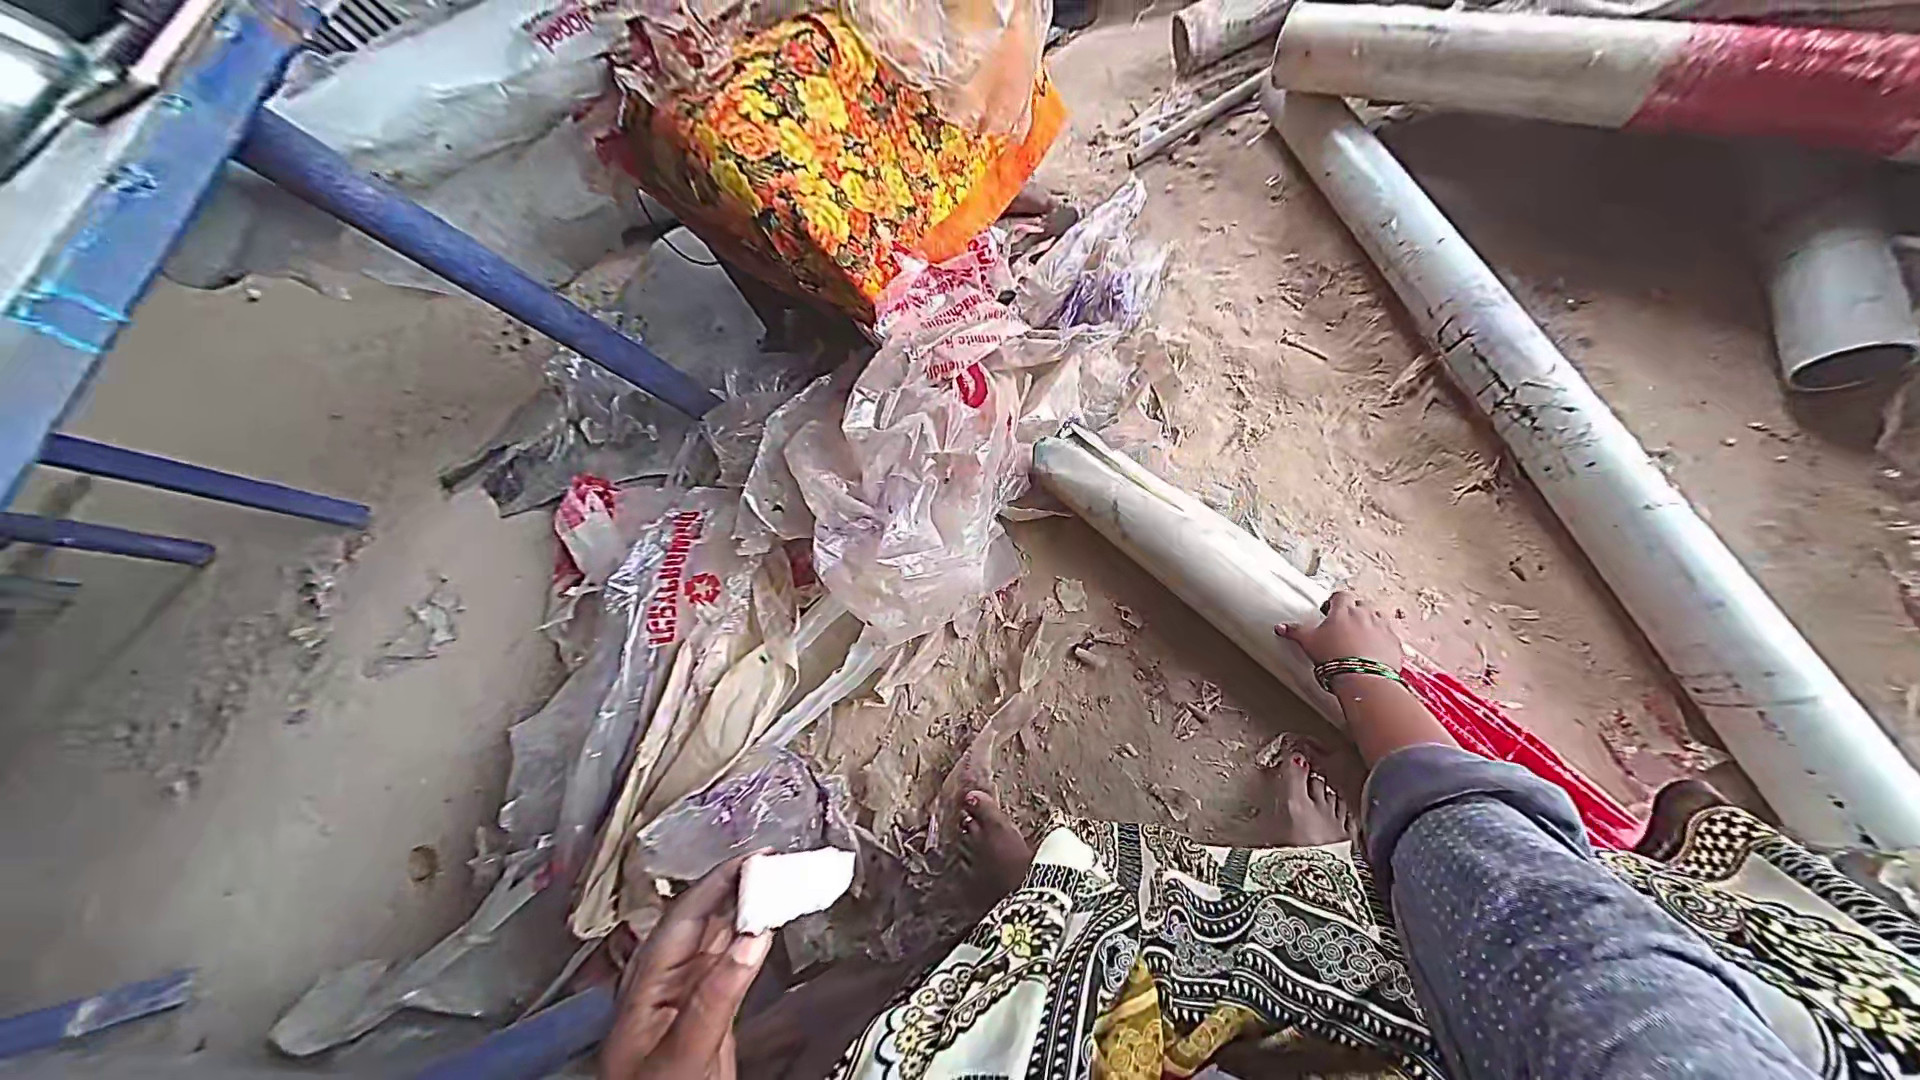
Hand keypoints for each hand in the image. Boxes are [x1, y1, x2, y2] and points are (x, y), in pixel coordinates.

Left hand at [599, 854, 773, 1079]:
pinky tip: (772, 920)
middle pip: (701, 918)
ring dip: (748, 905)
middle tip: (778, 862)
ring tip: (781, 879)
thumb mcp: (684, 1059)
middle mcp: (663, 980)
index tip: (759, 857)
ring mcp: (686, 994)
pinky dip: (753, 934)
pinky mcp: (709, 1009)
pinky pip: (732, 958)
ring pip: (719, 934)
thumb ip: (717, 996)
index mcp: (644, 985)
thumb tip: (758, 932)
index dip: (720, 881)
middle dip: (737, 886)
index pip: (683, 916)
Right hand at [1277, 591, 1403, 667]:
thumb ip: (1294, 631)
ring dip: (1370, 623)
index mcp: (1343, 610)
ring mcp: (1383, 628)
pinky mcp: (1395, 643)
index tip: (1327, 611)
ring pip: (1378, 617)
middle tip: (1343, 624)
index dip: (1333, 601)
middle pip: (1361, 604)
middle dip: (1353, 611)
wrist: (1363, 677)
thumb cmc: (1334, 656)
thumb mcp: (1308, 642)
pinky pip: (1389, 636)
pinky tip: (1373, 650)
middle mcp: (1366, 614)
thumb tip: (1281, 627)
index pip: (1341, 595)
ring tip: (1359, 636)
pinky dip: (1382, 640)